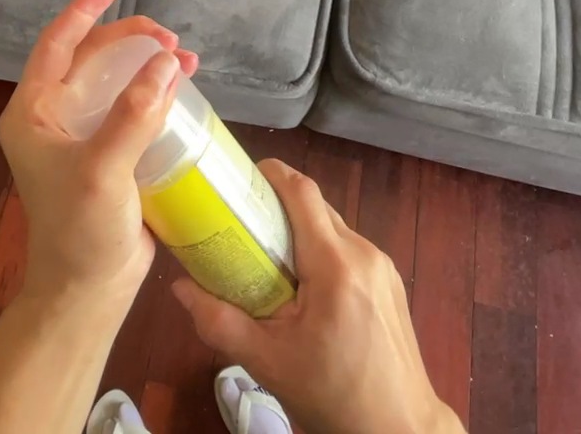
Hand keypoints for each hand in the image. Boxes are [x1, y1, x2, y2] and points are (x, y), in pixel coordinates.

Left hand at [0, 0, 198, 306]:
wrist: (87, 290)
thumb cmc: (80, 231)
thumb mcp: (103, 170)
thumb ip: (133, 114)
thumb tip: (166, 62)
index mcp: (34, 112)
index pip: (57, 44)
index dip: (83, 9)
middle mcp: (53, 116)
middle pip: (91, 57)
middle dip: (129, 40)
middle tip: (168, 38)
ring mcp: (81, 134)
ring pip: (115, 79)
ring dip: (147, 63)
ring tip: (185, 56)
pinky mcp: (108, 151)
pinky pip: (131, 105)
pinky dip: (156, 91)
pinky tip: (183, 85)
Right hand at [172, 160, 464, 433]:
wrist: (400, 431)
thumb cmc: (332, 396)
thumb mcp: (267, 363)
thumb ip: (219, 322)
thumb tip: (180, 287)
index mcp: (335, 265)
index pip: (303, 192)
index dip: (272, 174)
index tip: (241, 177)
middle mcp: (364, 252)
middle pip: (315, 205)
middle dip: (278, 205)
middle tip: (242, 221)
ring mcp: (382, 265)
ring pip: (333, 225)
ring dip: (300, 230)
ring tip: (267, 255)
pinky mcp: (390, 280)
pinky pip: (348, 247)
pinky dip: (321, 250)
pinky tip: (302, 283)